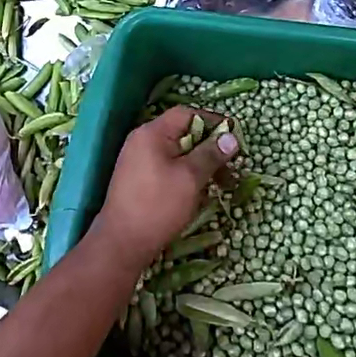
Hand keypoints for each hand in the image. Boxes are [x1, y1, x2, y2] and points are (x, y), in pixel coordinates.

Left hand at [91, 105, 237, 269]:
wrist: (122, 242)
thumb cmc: (158, 205)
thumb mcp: (191, 178)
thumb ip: (211, 154)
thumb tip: (231, 137)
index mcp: (152, 133)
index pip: (187, 114)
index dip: (212, 121)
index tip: (233, 137)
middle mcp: (141, 141)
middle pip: (182, 133)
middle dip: (208, 148)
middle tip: (229, 167)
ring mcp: (137, 160)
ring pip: (176, 153)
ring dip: (199, 164)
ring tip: (218, 184)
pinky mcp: (137, 178)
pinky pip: (167, 167)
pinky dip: (185, 174)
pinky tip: (197, 193)